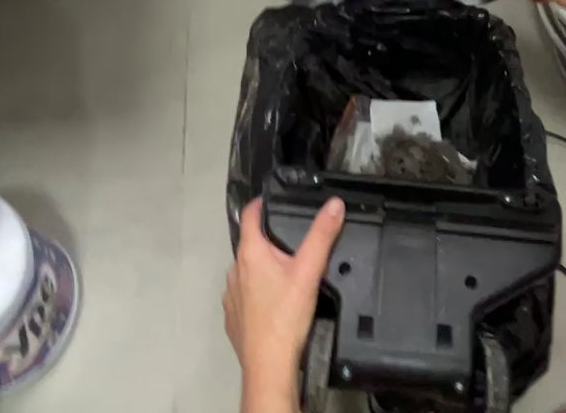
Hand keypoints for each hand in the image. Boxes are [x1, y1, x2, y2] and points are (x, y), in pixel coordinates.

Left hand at [225, 197, 345, 408]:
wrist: (270, 365)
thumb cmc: (285, 316)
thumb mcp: (310, 270)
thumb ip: (322, 235)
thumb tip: (334, 205)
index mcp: (250, 253)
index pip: (249, 214)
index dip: (260, 204)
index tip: (270, 200)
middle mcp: (235, 271)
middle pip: (250, 245)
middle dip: (269, 242)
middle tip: (292, 245)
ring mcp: (231, 296)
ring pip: (247, 272)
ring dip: (262, 270)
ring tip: (286, 277)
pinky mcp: (233, 318)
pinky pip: (244, 297)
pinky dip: (257, 295)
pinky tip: (274, 305)